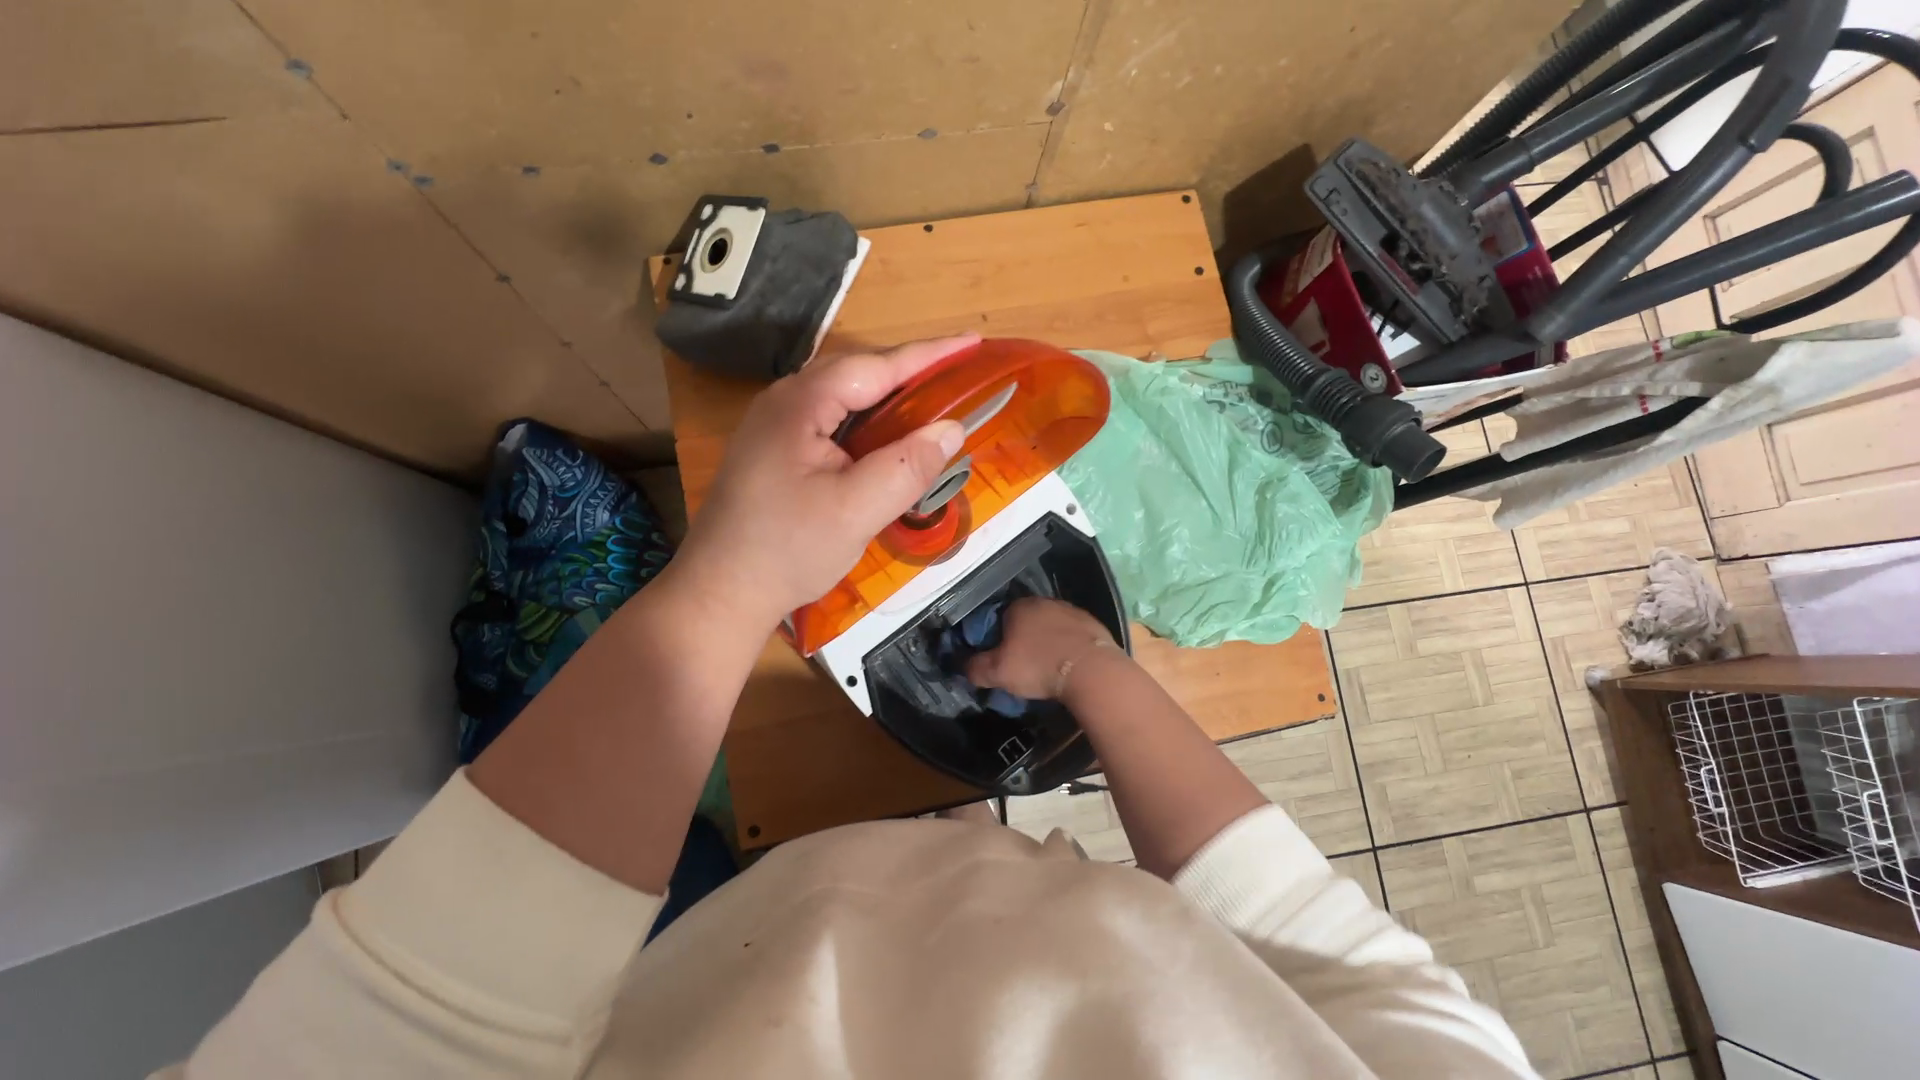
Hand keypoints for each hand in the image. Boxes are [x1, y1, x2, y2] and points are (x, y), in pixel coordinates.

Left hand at [669, 335, 977, 628]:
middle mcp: (783, 402)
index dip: (929, 354)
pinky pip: (831, 420)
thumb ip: (907, 466)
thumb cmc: (786, 550)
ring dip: (889, 397)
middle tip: (959, 375)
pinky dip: (868, 422)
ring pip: (843, 398)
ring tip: (933, 402)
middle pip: (857, 373)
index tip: (973, 342)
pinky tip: (886, 440)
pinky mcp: (774, 451)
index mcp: (800, 404)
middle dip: (910, 371)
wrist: (720, 592)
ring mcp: (774, 427)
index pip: (875, 366)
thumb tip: (952, 429)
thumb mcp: (856, 511)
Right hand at [966, 597, 1119, 699]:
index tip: (997, 658)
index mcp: (1019, 607)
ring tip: (1046, 667)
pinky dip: (1067, 647)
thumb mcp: (998, 672)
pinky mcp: (1094, 625)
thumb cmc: (1038, 666)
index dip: (995, 639)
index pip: (998, 618)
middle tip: (1021, 664)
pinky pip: (1073, 635)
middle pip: (1026, 621)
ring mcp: (1072, 611)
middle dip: (1022, 639)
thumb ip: (975, 667)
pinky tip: (1067, 665)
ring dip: (1046, 642)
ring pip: (1051, 627)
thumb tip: (963, 666)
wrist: (1092, 671)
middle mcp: (1045, 602)